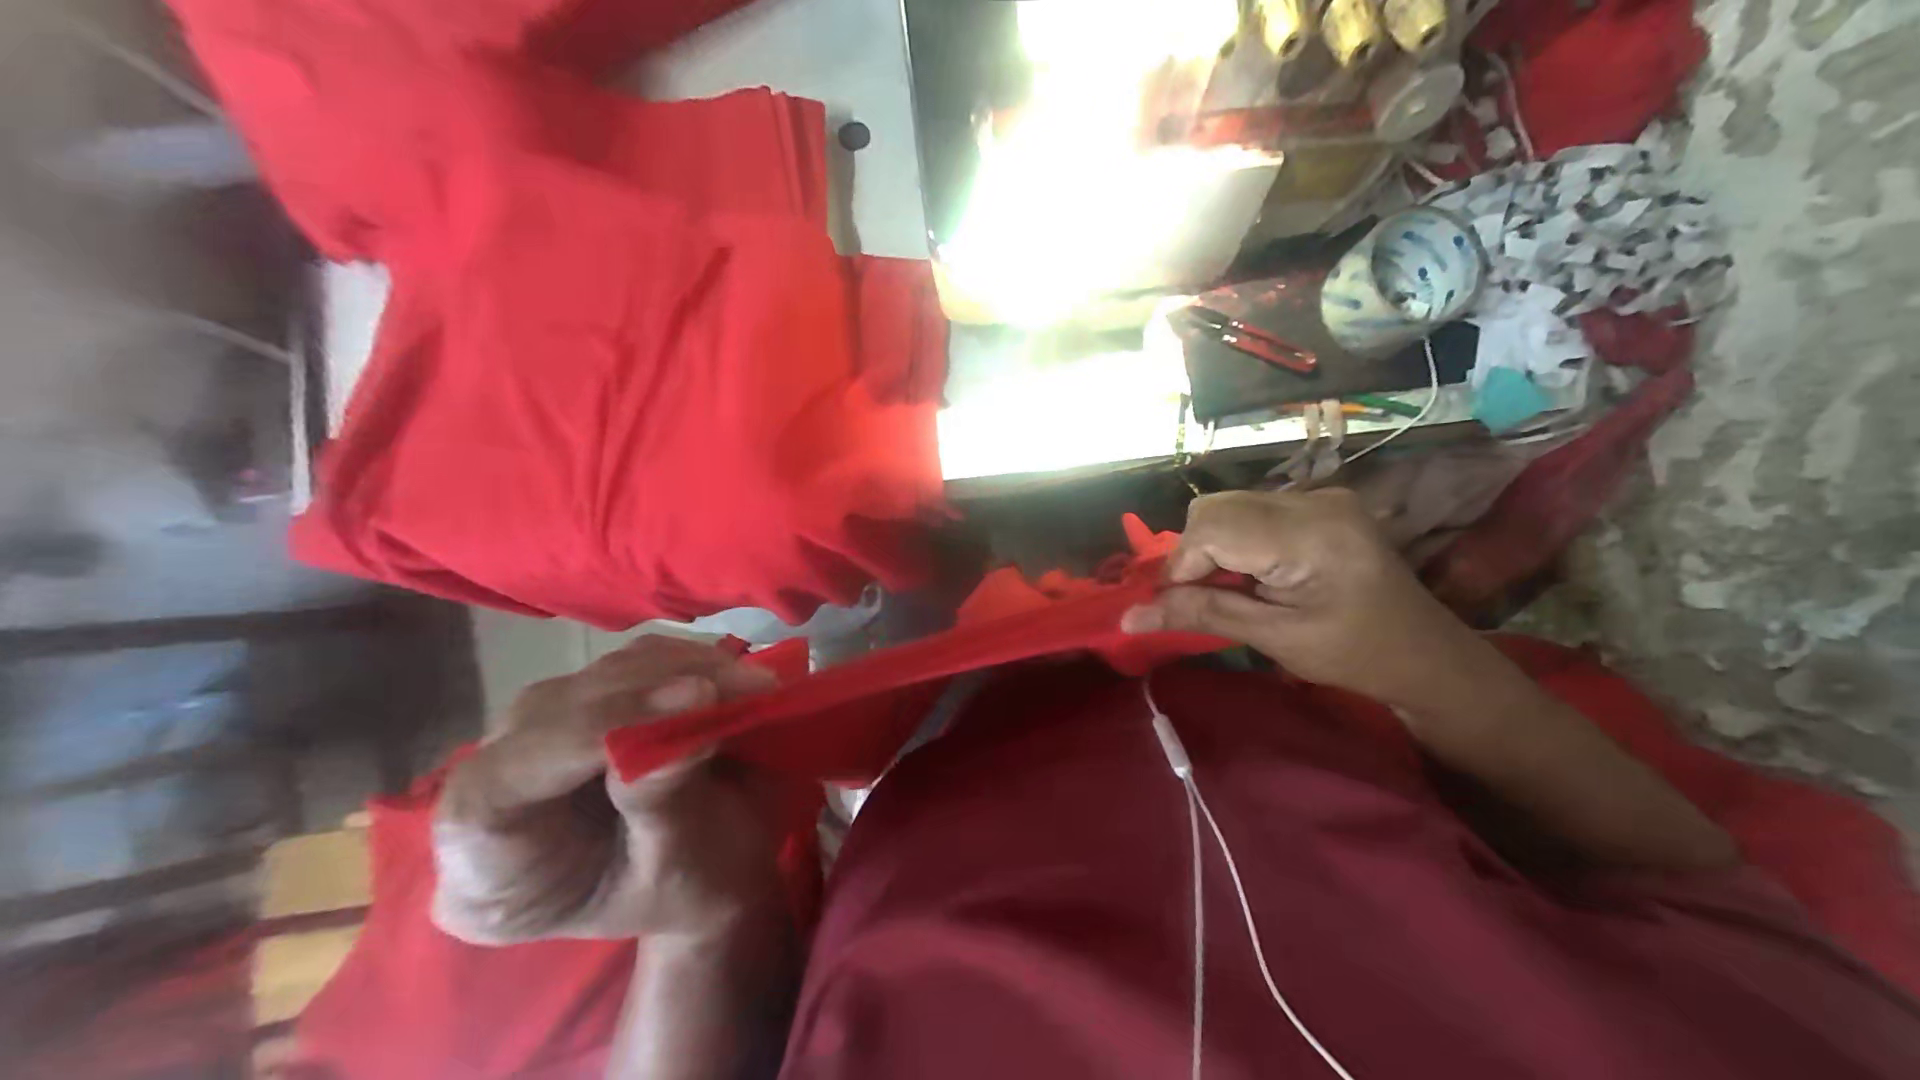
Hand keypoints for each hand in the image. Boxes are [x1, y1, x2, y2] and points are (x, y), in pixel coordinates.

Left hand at [431, 636, 787, 945]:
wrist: (709, 879)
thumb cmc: (686, 896)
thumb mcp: (677, 872)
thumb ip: (664, 798)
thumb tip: (689, 708)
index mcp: (487, 869)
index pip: (499, 787)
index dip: (585, 734)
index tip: (690, 699)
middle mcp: (493, 791)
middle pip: (549, 716)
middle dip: (648, 693)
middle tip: (742, 684)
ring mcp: (535, 739)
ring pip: (591, 679)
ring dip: (675, 669)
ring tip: (749, 678)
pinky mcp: (582, 704)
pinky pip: (624, 667)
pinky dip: (680, 663)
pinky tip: (727, 670)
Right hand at [1121, 488, 1495, 708]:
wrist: (1426, 654)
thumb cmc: (1355, 656)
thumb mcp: (1274, 639)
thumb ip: (1201, 615)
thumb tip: (1129, 617)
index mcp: (1311, 534)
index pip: (1213, 527)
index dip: (1181, 565)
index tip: (1177, 605)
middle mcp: (1314, 501)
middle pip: (1215, 508)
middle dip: (1192, 554)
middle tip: (1201, 599)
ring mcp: (1319, 497)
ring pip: (1227, 505)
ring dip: (1210, 547)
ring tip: (1230, 589)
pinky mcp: (1319, 503)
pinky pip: (1251, 510)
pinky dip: (1233, 540)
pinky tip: (1252, 573)